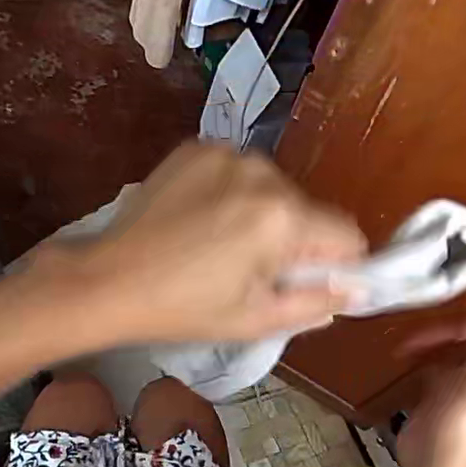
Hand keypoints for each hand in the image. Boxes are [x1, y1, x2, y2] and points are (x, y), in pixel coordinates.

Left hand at [29, 142, 367, 344]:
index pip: (346, 234)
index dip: (336, 264)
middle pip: (306, 209)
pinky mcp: (196, 147)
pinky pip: (237, 172)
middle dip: (292, 239)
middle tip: (248, 270)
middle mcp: (260, 173)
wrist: (107, 279)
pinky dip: (229, 193)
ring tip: (217, 243)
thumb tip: (358, 287)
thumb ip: (317, 302)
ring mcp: (225, 153)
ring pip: (272, 188)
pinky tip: (198, 219)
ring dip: (261, 213)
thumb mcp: (255, 319)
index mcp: (280, 218)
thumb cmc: (182, 308)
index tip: (303, 280)